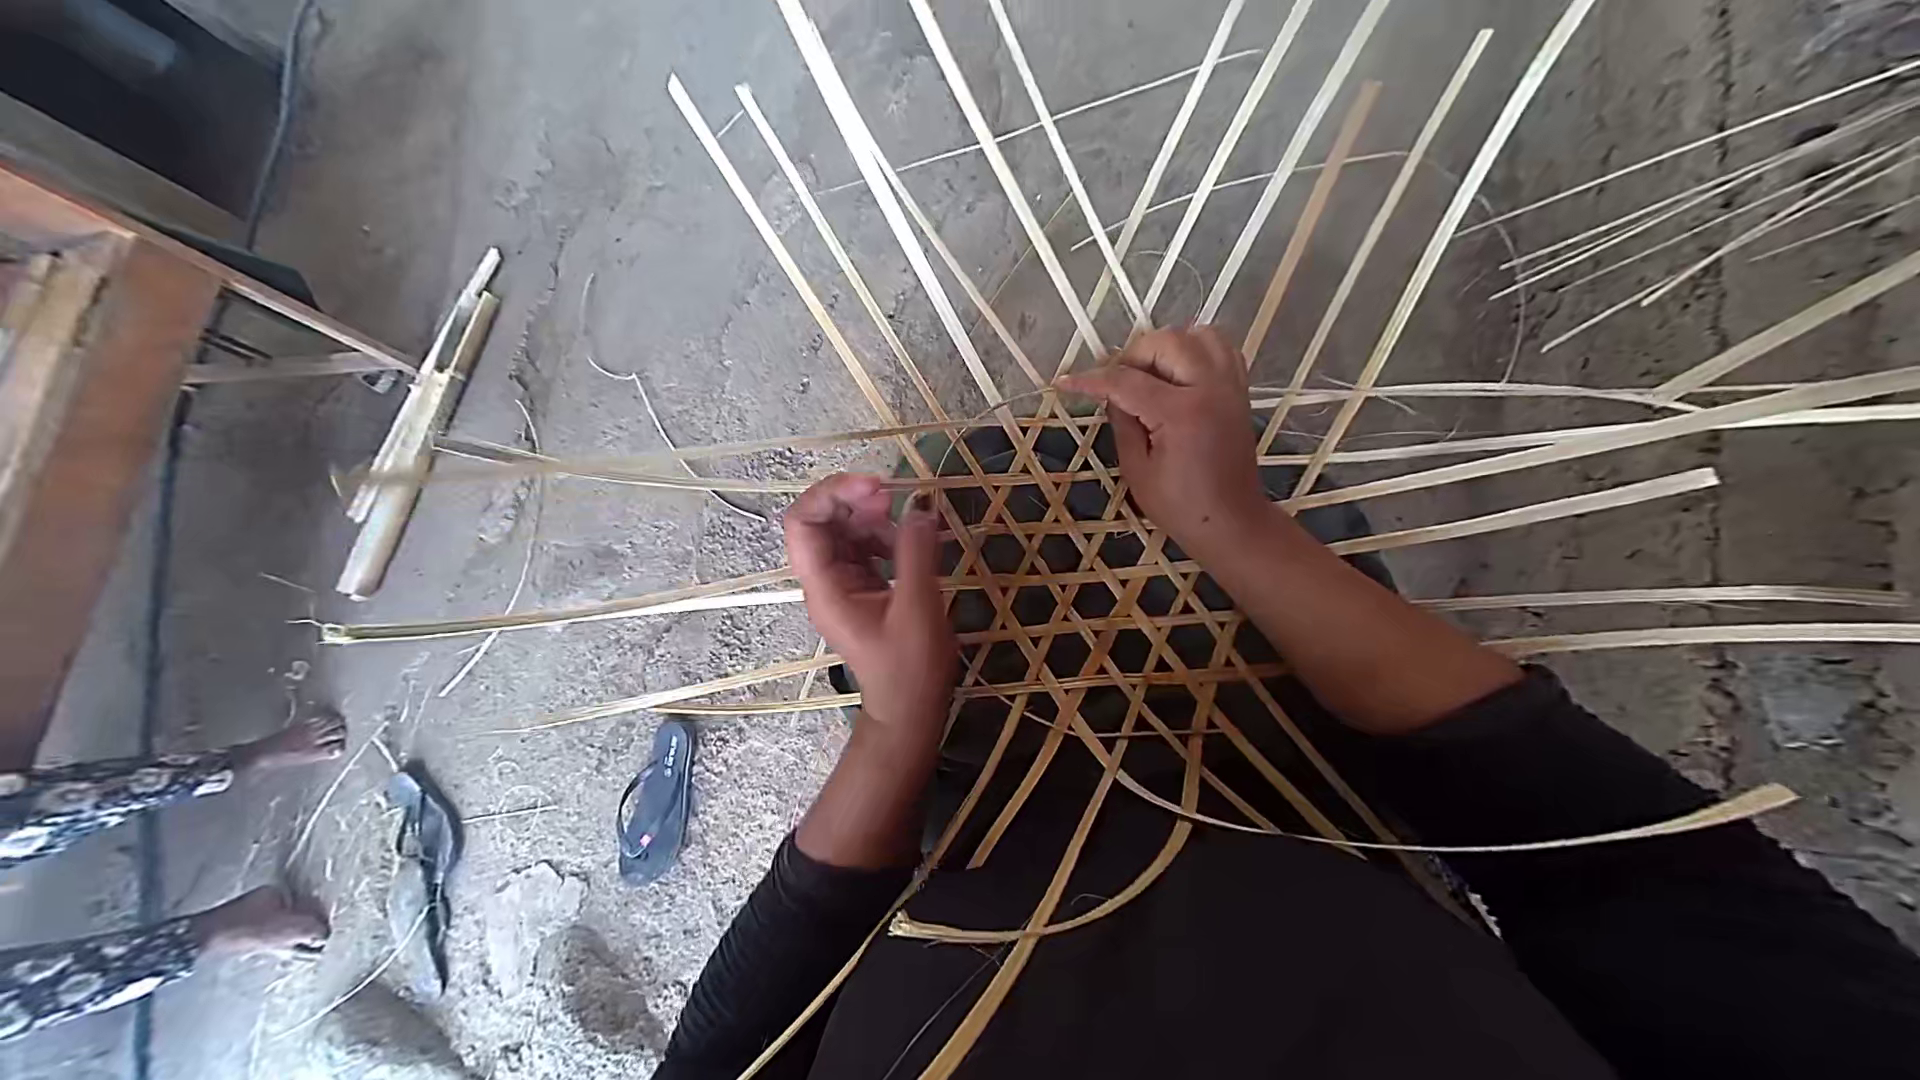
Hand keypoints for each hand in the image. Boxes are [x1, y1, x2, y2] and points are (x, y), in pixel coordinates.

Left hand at [783, 473, 955, 739]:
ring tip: (909, 520)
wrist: (910, 709)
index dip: (832, 494)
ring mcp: (843, 584)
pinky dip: (886, 535)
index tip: (875, 486)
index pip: (802, 524)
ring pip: (844, 532)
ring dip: (873, 517)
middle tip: (893, 496)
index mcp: (824, 587)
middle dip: (853, 500)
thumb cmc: (910, 668)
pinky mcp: (862, 588)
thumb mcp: (918, 609)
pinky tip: (912, 540)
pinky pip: (864, 548)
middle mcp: (825, 581)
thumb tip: (921, 509)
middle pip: (821, 522)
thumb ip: (917, 554)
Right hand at [1058, 326, 1270, 557]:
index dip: (1091, 380)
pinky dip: (1196, 350)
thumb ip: (1123, 422)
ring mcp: (1230, 386)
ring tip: (1148, 374)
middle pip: (1165, 343)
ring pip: (1197, 335)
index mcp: (1181, 413)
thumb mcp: (1137, 469)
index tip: (1065, 382)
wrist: (1231, 521)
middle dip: (1132, 356)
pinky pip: (1221, 349)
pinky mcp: (1239, 390)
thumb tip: (1111, 394)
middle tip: (1116, 384)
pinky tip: (1177, 372)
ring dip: (1166, 347)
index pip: (1126, 381)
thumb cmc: (1179, 506)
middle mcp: (1210, 388)